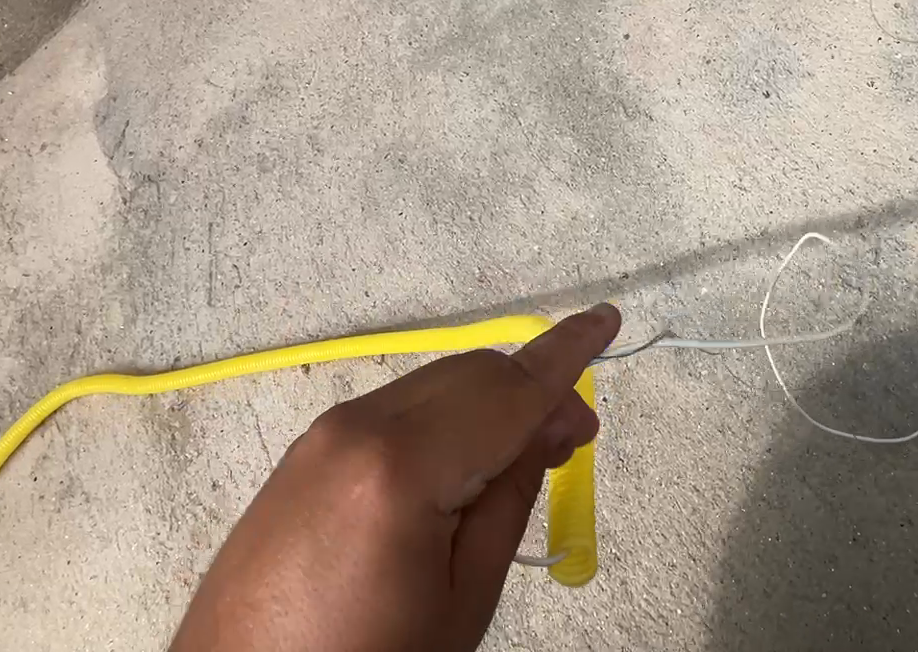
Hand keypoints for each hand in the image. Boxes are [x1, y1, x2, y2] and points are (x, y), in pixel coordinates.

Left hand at [170, 304, 620, 651]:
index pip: (508, 389)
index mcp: (401, 466)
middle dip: (535, 391)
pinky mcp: (310, 447)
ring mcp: (327, 431)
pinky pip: (401, 407)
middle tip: (574, 441)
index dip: (567, 352)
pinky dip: (448, 416)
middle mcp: (359, 425)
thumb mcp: (464, 598)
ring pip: (438, 385)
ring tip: (525, 453)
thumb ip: (511, 496)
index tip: (608, 318)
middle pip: (474, 375)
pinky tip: (464, 458)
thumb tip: (548, 423)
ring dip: (493, 403)